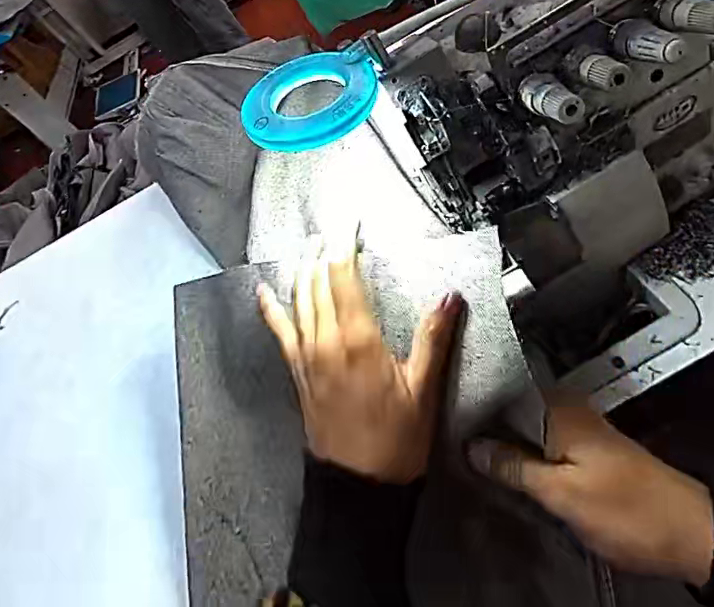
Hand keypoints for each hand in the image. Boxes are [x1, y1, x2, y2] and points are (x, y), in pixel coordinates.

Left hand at [257, 243, 462, 483]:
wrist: (357, 489)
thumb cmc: (396, 441)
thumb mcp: (423, 390)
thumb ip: (433, 339)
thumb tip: (451, 297)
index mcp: (358, 340)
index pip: (344, 276)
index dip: (344, 244)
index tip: (349, 223)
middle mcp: (326, 341)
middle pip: (318, 280)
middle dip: (323, 250)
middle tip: (331, 229)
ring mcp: (306, 355)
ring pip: (299, 298)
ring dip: (303, 269)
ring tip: (309, 246)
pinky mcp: (296, 371)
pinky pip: (279, 331)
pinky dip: (270, 307)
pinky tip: (263, 290)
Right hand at [468, 397, 713, 585]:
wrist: (690, 534)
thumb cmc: (627, 511)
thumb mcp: (563, 494)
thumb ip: (514, 467)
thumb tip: (471, 446)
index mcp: (557, 408)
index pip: (500, 390)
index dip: (471, 402)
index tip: (443, 414)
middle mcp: (565, 407)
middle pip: (510, 406)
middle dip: (483, 421)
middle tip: (449, 436)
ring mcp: (576, 425)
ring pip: (524, 424)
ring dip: (501, 438)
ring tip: (467, 449)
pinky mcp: (584, 446)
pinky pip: (539, 438)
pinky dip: (521, 448)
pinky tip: (504, 464)